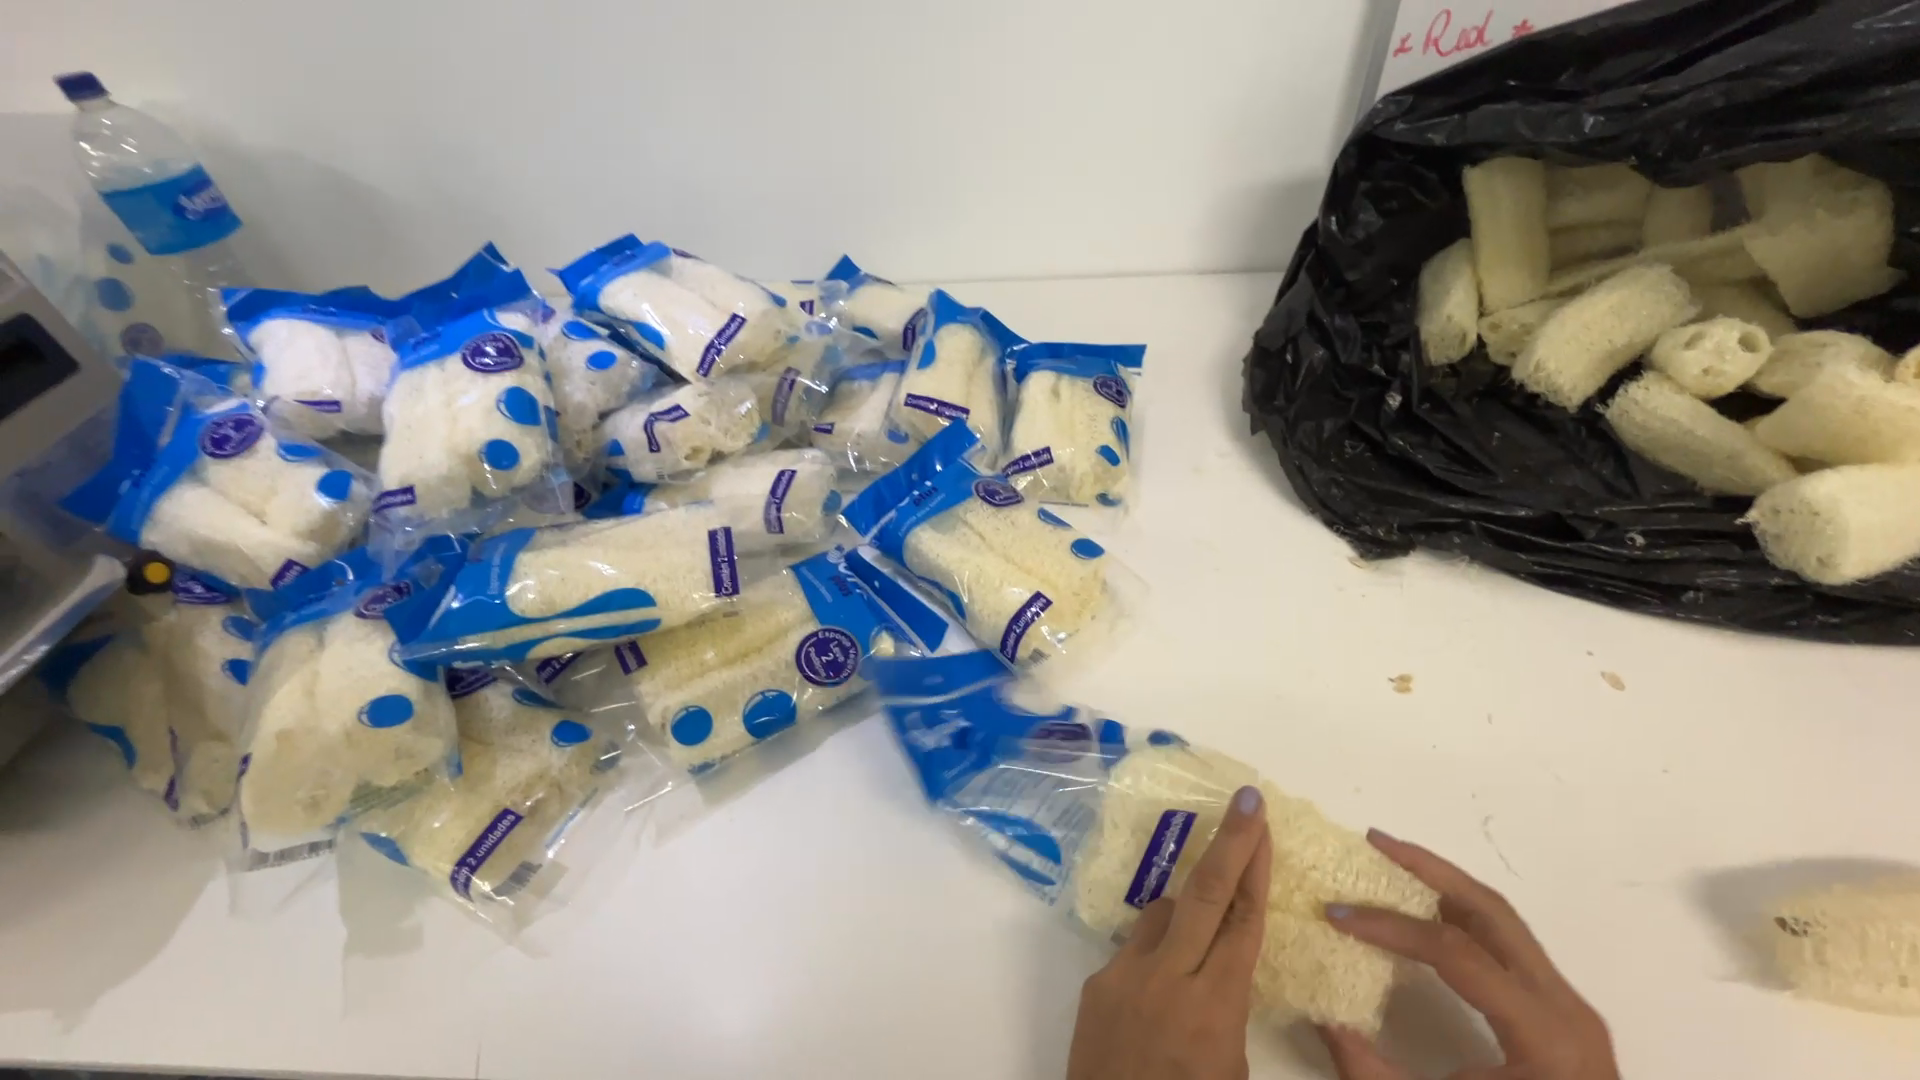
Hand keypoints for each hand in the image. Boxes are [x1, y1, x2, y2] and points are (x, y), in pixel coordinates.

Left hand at [1066, 784, 1272, 1079]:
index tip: (1261, 824)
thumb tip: (1221, 965)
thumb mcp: (1233, 1067)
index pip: (1242, 921)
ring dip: (1186, 910)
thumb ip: (1230, 1008)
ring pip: (1162, 914)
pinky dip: (1154, 953)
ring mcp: (1125, 974)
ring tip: (1199, 936)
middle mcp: (1168, 977)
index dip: (1255, 869)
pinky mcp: (1095, 982)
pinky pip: (1134, 949)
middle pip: (1203, 894)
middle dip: (1230, 843)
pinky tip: (1159, 988)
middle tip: (1246, 800)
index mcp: (1215, 1005)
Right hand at [1318, 831, 1619, 1079]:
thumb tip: (1321, 1016)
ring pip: (1503, 919)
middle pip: (1491, 911)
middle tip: (1374, 841)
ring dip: (1445, 883)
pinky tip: (1426, 908)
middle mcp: (1565, 1006)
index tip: (1335, 916)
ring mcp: (1569, 1004)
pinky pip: (1509, 943)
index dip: (1390, 926)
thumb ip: (1372, 1072)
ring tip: (1393, 860)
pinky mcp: (1562, 1008)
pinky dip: (1463, 914)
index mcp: (1542, 1034)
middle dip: (1429, 868)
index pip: (1455, 952)